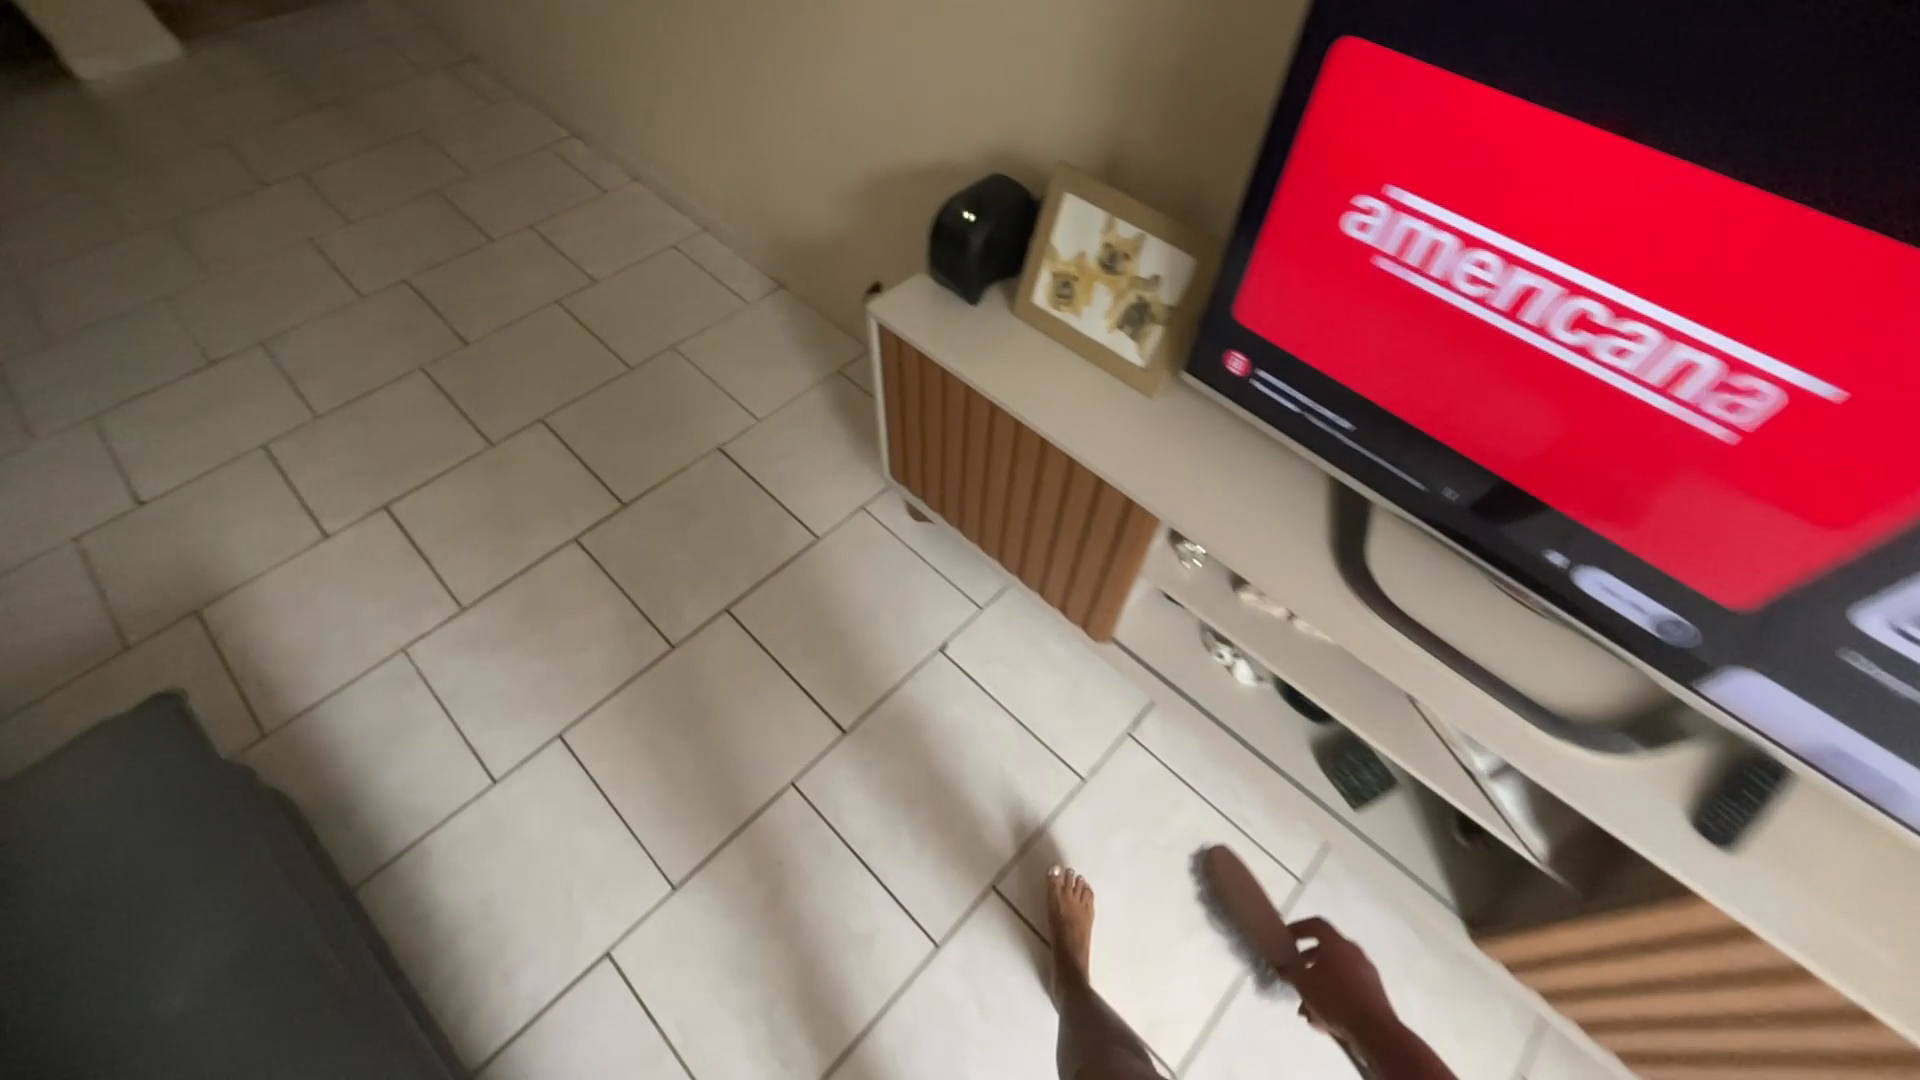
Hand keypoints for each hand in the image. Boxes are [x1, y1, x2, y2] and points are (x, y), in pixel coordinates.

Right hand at [1281, 916, 1396, 1040]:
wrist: (1376, 1032)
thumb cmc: (1334, 999)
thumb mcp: (1303, 983)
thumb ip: (1289, 970)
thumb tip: (1283, 965)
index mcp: (1336, 944)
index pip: (1316, 924)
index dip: (1299, 927)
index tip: (1286, 938)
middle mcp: (1354, 953)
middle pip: (1327, 950)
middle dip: (1308, 962)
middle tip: (1296, 973)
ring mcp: (1367, 973)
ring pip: (1337, 972)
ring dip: (1320, 984)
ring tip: (1307, 1005)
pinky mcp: (1375, 993)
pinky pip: (1349, 988)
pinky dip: (1335, 996)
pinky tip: (1324, 1018)